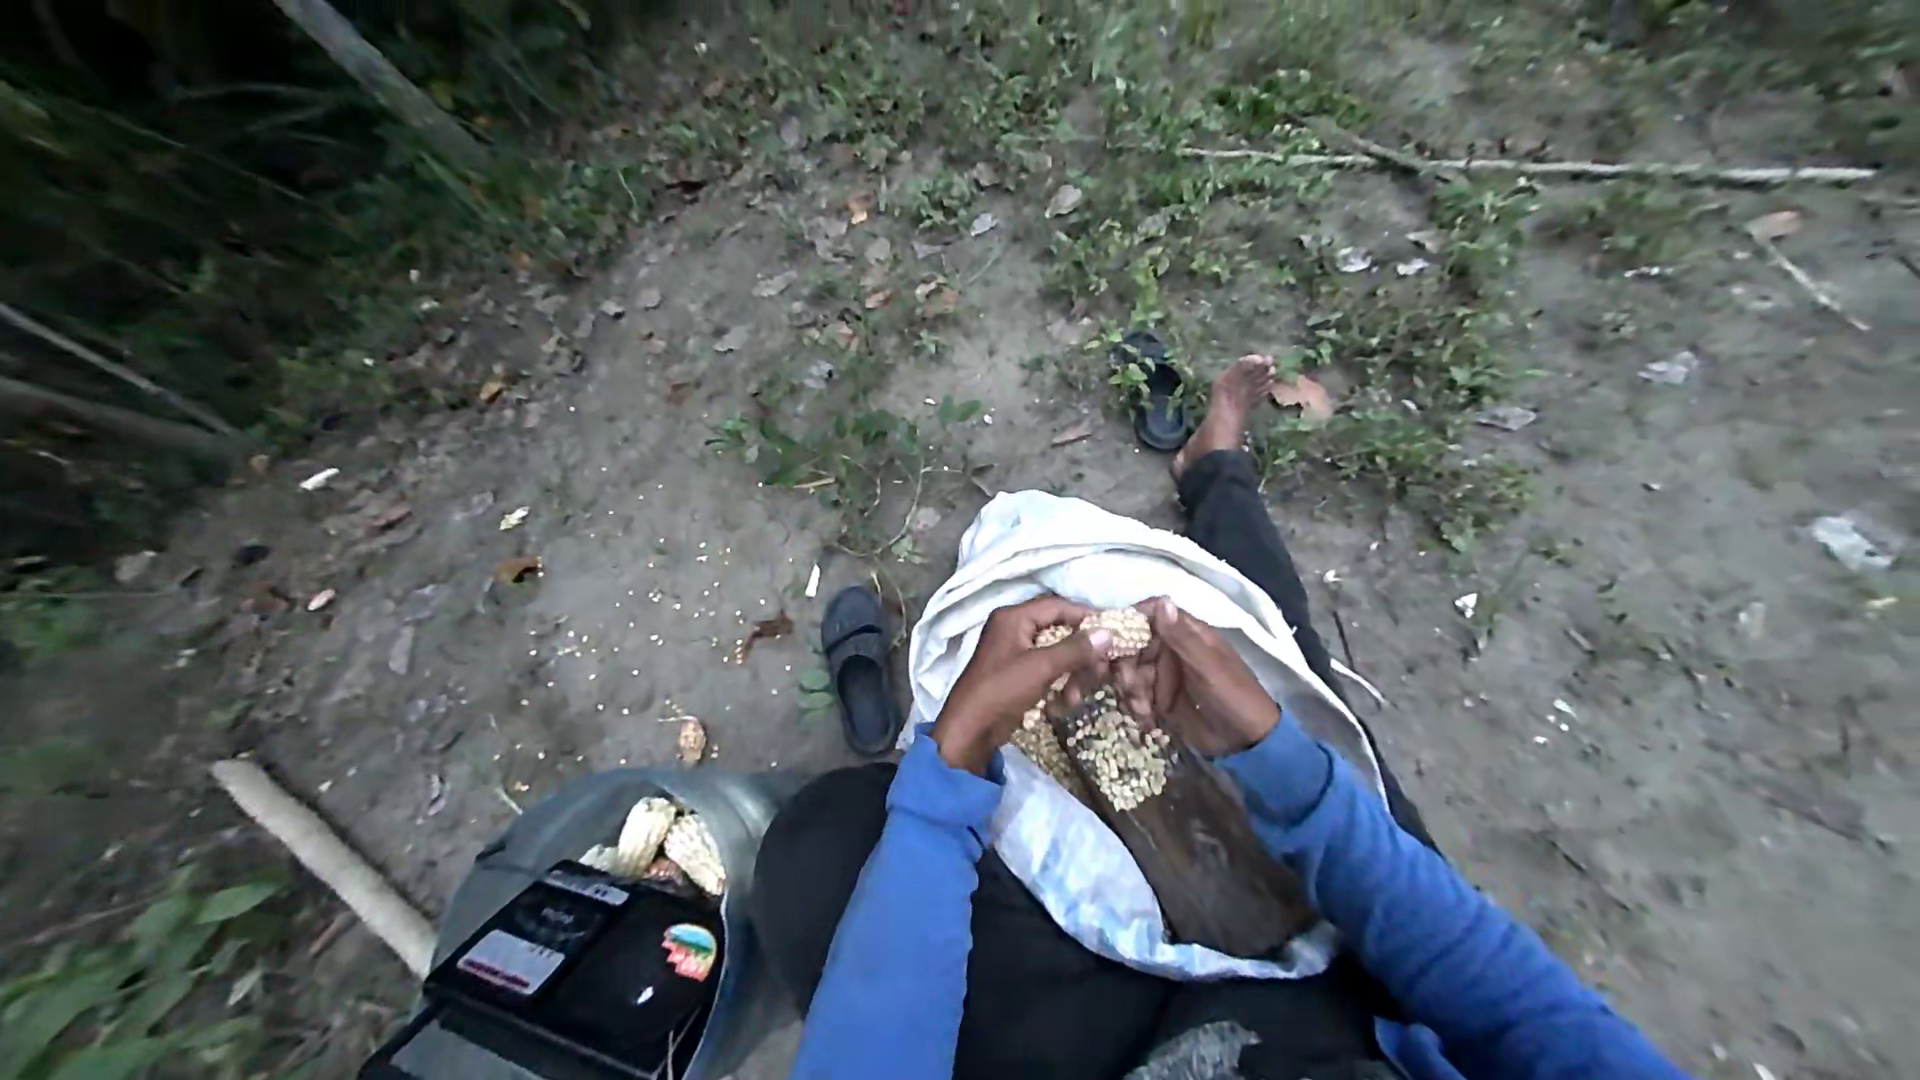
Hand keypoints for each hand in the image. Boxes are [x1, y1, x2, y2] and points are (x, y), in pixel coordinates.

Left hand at [932, 595, 1113, 773]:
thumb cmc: (1002, 689)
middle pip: (1058, 630)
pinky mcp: (1016, 674)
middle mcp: (1013, 629)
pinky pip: (1045, 671)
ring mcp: (1013, 652)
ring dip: (1071, 674)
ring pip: (1055, 654)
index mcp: (1013, 618)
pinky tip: (1063, 704)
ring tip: (1077, 696)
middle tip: (1100, 670)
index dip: (1085, 616)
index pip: (1057, 606)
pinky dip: (1057, 684)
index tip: (1112, 630)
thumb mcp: (1042, 667)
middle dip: (1079, 654)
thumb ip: (1075, 648)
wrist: (971, 729)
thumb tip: (1108, 632)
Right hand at [1112, 597, 1279, 755]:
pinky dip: (1135, 704)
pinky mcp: (1159, 697)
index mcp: (1188, 634)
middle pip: (1134, 643)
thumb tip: (1162, 600)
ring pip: (1130, 670)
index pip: (1151, 614)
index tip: (1113, 637)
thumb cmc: (1234, 697)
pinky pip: (1135, 693)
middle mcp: (1172, 649)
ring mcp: (1164, 674)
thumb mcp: (1208, 667)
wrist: (1246, 744)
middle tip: (1128, 684)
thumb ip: (1182, 637)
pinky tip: (1146, 717)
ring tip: (1141, 706)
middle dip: (1125, 663)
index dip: (1130, 621)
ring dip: (1130, 687)